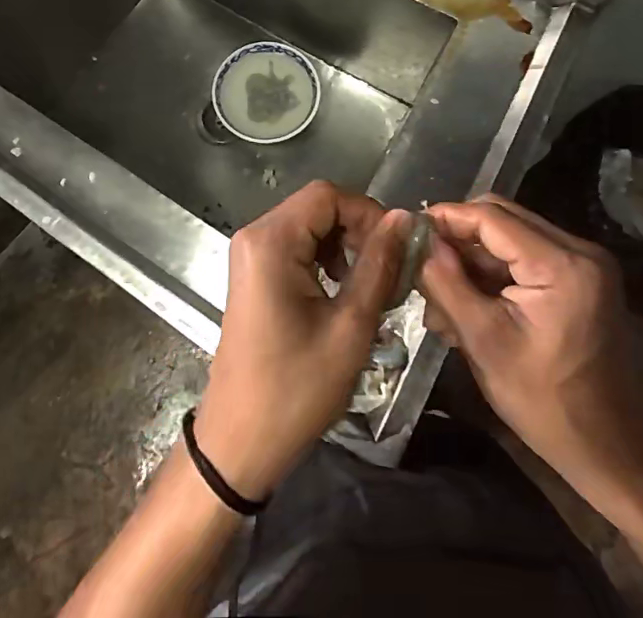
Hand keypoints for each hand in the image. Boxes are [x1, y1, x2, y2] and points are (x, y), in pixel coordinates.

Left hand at [193, 182, 404, 498]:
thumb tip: (403, 218)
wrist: (239, 446)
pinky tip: (347, 292)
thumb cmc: (296, 389)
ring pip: (312, 227)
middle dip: (361, 231)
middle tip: (391, 271)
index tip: (396, 250)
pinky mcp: (255, 277)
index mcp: (271, 243)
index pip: (329, 196)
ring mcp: (251, 257)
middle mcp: (254, 238)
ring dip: (348, 246)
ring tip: (375, 284)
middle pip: (320, 207)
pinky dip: (329, 260)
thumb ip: (378, 264)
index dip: (369, 214)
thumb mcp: (350, 326)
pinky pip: (299, 248)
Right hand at [419, 195, 642, 498]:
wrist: (610, 446)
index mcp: (562, 264)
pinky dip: (497, 272)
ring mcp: (586, 263)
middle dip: (459, 238)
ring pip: (514, 237)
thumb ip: (448, 284)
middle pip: (505, 219)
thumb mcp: (485, 343)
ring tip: (440, 295)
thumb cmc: (545, 403)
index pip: (492, 217)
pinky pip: (530, 257)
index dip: (447, 217)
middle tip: (421, 265)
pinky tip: (469, 302)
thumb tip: (417, 240)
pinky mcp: (584, 278)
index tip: (407, 230)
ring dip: (475, 258)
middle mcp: (580, 250)